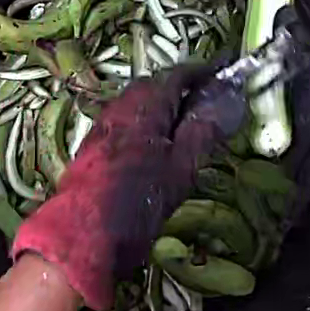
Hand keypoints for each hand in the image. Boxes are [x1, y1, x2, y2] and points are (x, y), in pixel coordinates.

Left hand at [11, 65, 244, 309]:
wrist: (81, 239)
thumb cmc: (137, 202)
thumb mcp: (181, 168)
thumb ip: (203, 130)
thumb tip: (227, 98)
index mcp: (145, 107)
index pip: (178, 74)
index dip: (203, 72)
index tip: (223, 71)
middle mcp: (121, 107)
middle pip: (155, 86)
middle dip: (182, 88)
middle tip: (207, 100)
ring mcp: (104, 126)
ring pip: (139, 104)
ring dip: (163, 106)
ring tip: (186, 123)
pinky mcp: (94, 146)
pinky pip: (127, 121)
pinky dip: (148, 122)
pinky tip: (157, 144)